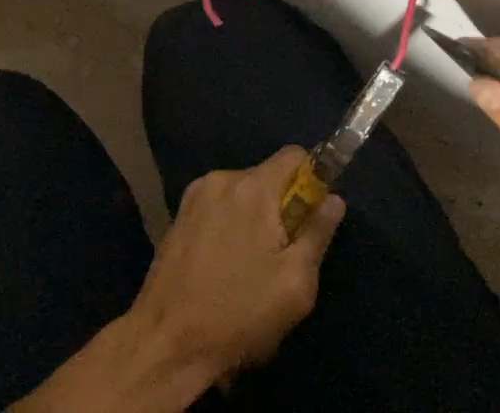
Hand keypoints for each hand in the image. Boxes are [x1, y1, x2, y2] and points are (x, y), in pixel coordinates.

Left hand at [130, 146, 346, 379]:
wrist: (166, 344)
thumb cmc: (238, 314)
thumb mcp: (295, 283)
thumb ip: (318, 233)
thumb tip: (333, 200)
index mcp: (252, 188)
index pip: (295, 155)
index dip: (312, 180)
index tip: (311, 218)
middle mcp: (221, 180)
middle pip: (267, 177)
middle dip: (281, 208)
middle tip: (283, 256)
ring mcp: (194, 197)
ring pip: (242, 195)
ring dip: (254, 220)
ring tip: (250, 269)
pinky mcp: (177, 217)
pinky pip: (218, 209)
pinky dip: (229, 228)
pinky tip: (223, 269)